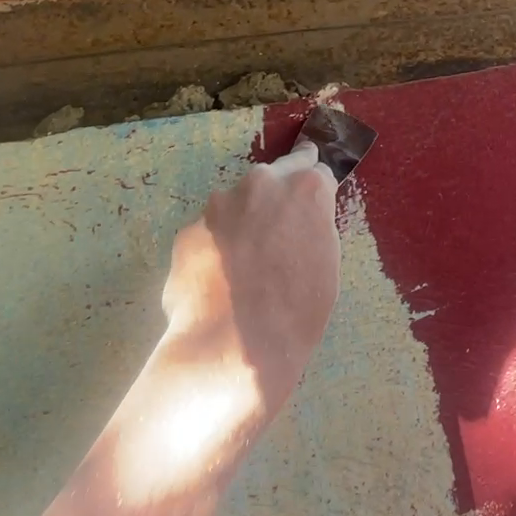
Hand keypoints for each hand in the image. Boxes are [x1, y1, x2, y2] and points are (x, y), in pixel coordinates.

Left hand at [161, 140, 341, 409]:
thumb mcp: (327, 263)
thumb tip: (299, 222)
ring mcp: (219, 205)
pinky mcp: (188, 231)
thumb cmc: (298, 311)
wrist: (233, 347)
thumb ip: (312, 226)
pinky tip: (219, 283)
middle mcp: (261, 184)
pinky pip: (209, 234)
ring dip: (242, 223)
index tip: (311, 194)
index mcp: (305, 189)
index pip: (314, 169)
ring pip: (236, 205)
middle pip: (273, 177)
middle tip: (280, 230)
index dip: (313, 186)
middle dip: (276, 196)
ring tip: (246, 269)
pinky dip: (215, 250)